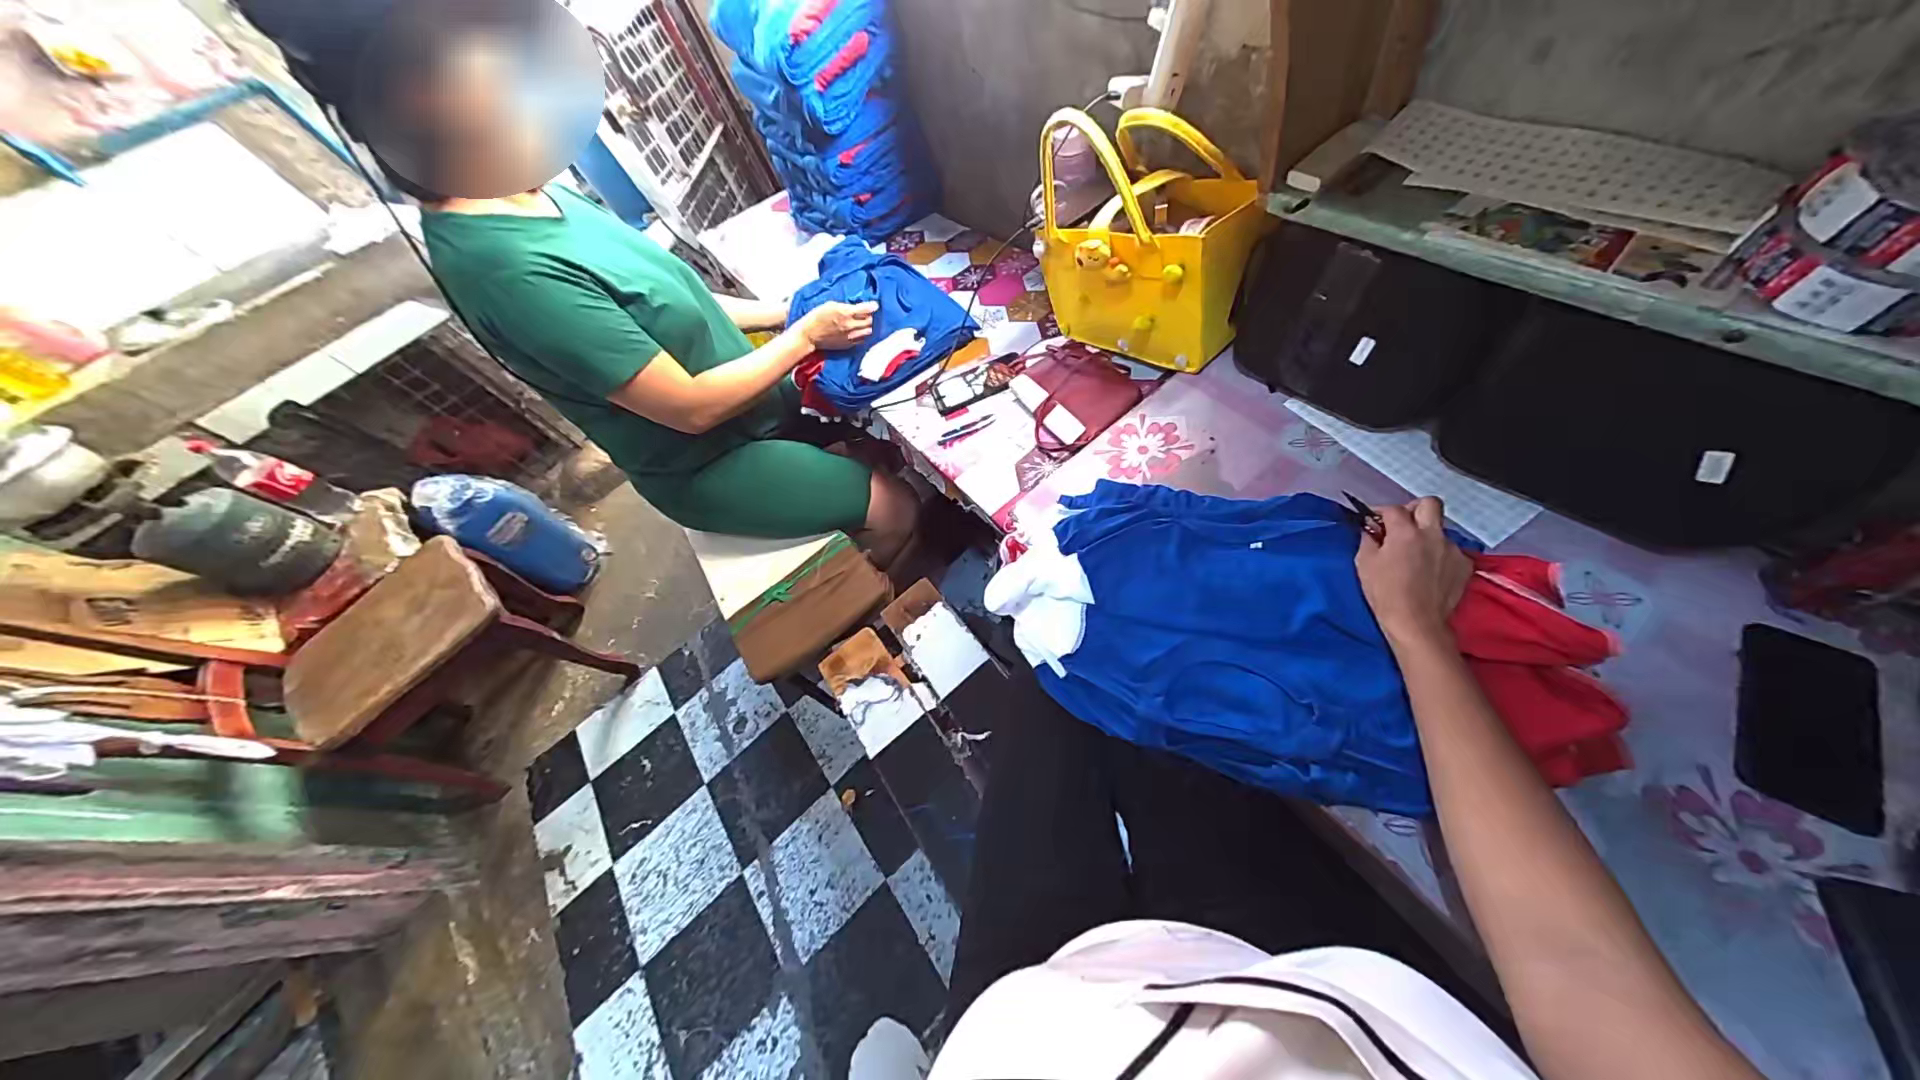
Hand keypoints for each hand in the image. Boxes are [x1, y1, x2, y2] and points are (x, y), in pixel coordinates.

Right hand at [798, 301, 877, 348]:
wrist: (809, 335)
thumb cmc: (817, 316)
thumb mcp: (830, 305)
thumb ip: (845, 306)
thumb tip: (856, 307)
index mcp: (846, 313)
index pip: (866, 309)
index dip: (873, 306)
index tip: (875, 305)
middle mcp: (851, 325)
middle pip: (870, 321)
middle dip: (870, 316)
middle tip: (866, 314)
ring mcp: (850, 336)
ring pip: (868, 331)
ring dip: (867, 326)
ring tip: (863, 323)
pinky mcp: (848, 344)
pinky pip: (862, 340)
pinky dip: (862, 334)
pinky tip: (858, 331)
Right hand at [1354, 496, 1473, 645]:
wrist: (1416, 622)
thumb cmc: (1385, 593)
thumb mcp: (1364, 563)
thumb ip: (1369, 540)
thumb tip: (1372, 530)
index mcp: (1406, 532)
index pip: (1393, 509)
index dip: (1380, 512)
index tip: (1373, 521)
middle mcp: (1433, 535)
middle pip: (1430, 503)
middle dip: (1413, 508)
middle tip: (1402, 524)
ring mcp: (1453, 549)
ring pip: (1440, 530)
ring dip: (1426, 536)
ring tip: (1414, 555)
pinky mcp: (1465, 565)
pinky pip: (1450, 550)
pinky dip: (1438, 554)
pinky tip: (1428, 570)